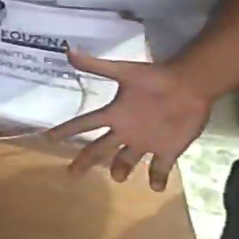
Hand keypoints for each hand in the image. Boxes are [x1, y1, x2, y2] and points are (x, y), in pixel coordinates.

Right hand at [46, 50, 212, 190]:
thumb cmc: (154, 78)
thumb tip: (69, 51)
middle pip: (100, 148)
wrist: (189, 86)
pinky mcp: (168, 150)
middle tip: (72, 173)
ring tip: (118, 178)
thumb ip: (96, 65)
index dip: (67, 130)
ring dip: (122, 170)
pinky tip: (155, 187)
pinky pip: (160, 168)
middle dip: (86, 160)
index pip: (85, 124)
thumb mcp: (123, 71)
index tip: (49, 137)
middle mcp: (125, 131)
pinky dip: (157, 178)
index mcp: (114, 114)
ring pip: (128, 160)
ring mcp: (146, 142)